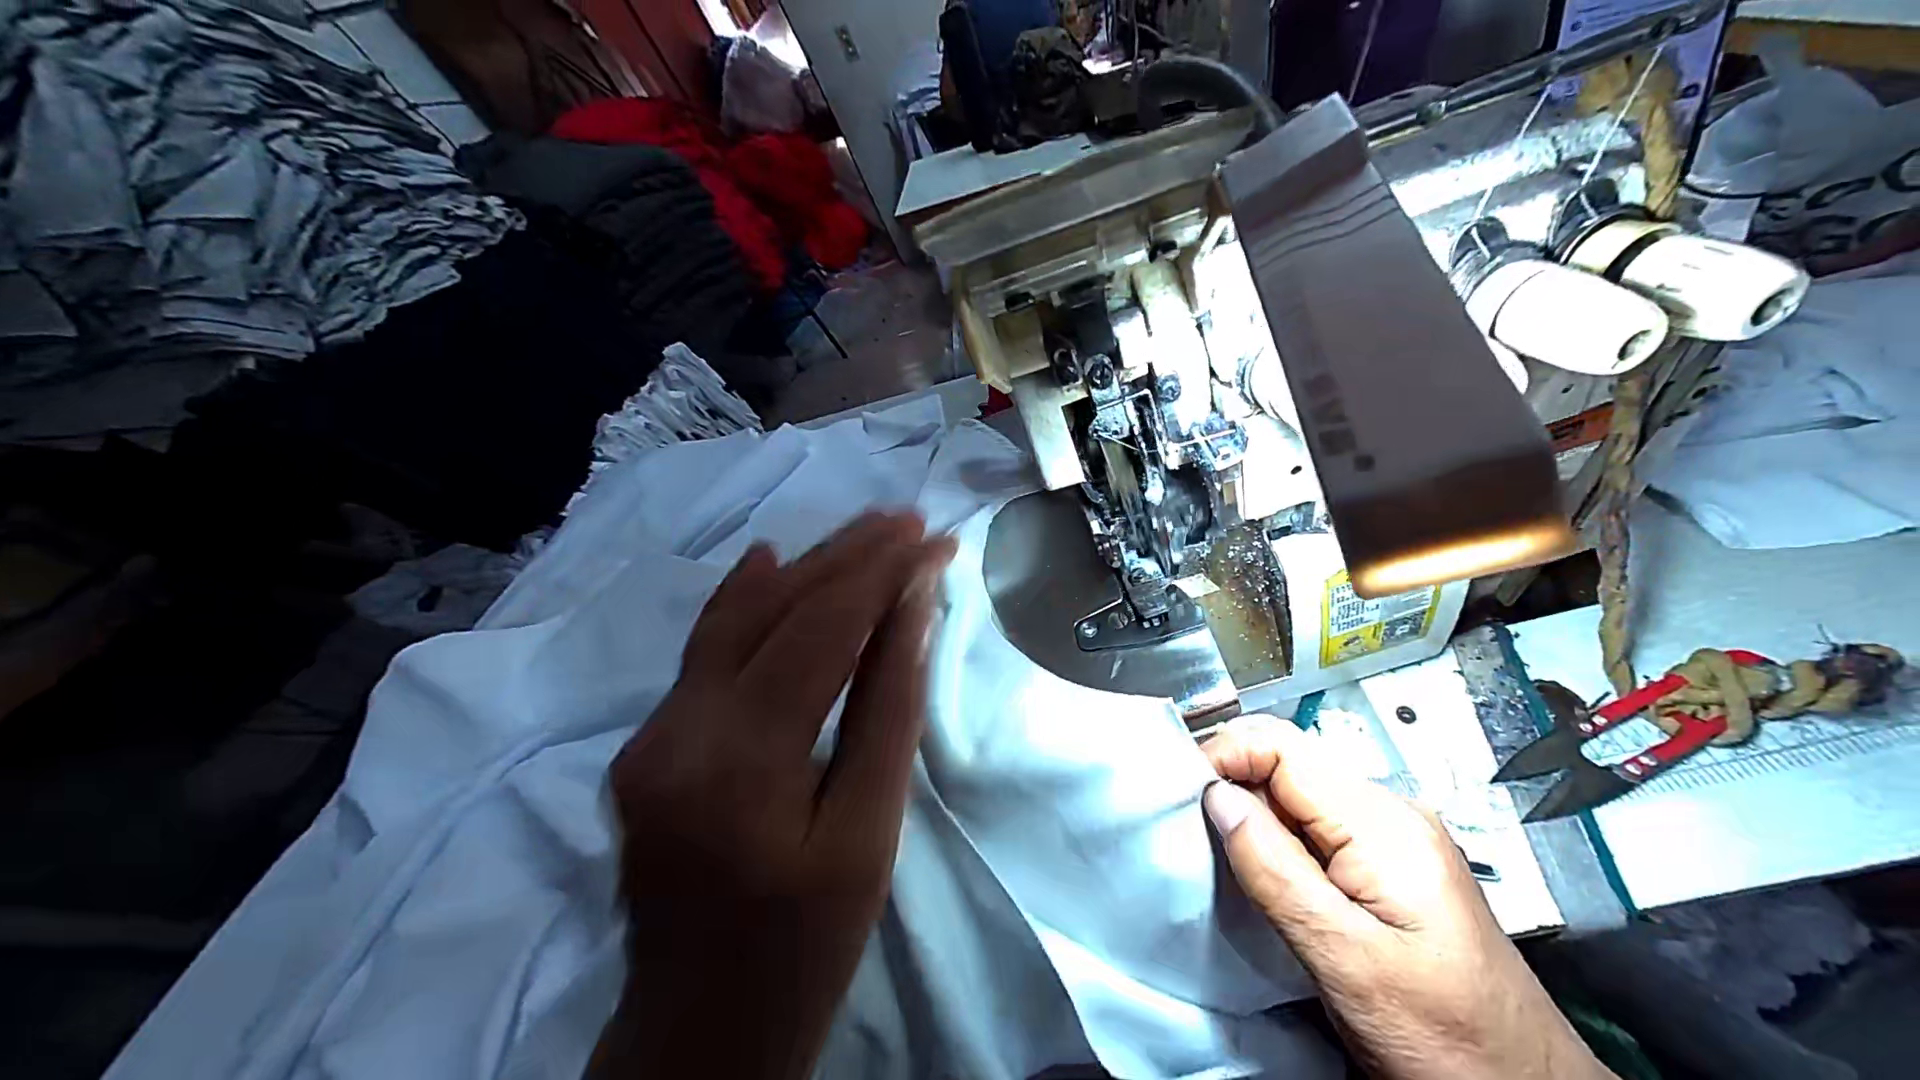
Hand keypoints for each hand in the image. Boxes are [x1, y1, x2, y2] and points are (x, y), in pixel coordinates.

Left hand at [591, 512, 955, 1079]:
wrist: (699, 1031)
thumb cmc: (806, 947)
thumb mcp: (868, 835)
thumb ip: (888, 710)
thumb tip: (913, 606)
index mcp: (737, 761)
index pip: (820, 629)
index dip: (881, 575)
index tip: (934, 539)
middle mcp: (676, 729)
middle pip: (772, 610)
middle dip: (847, 557)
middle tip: (908, 521)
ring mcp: (650, 734)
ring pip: (733, 620)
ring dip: (804, 569)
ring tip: (865, 532)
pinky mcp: (648, 743)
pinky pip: (705, 653)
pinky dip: (748, 602)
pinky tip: (771, 562)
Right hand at [1202, 719, 1613, 1079]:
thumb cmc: (1450, 1041)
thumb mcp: (1349, 961)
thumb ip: (1276, 872)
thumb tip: (1216, 796)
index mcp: (1384, 824)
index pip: (1281, 745)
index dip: (1224, 755)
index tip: (1181, 795)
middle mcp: (1388, 814)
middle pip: (1284, 763)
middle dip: (1229, 784)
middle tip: (1189, 829)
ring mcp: (1388, 838)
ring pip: (1291, 793)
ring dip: (1246, 813)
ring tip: (1215, 852)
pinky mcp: (1382, 864)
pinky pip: (1308, 825)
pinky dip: (1270, 837)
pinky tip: (1256, 870)